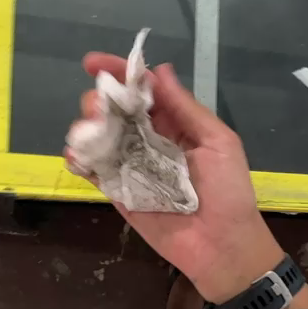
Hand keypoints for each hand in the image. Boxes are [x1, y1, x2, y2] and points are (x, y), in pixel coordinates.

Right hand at [76, 53, 284, 300]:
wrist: (222, 246)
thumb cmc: (229, 192)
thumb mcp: (218, 142)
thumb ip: (185, 108)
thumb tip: (161, 69)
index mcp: (175, 124)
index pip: (143, 89)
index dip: (119, 72)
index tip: (92, 62)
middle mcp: (148, 140)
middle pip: (113, 109)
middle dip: (98, 99)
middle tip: (97, 105)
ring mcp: (130, 165)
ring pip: (97, 135)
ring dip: (85, 125)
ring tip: (90, 129)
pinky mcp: (118, 192)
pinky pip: (92, 170)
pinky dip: (78, 157)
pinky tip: (78, 154)